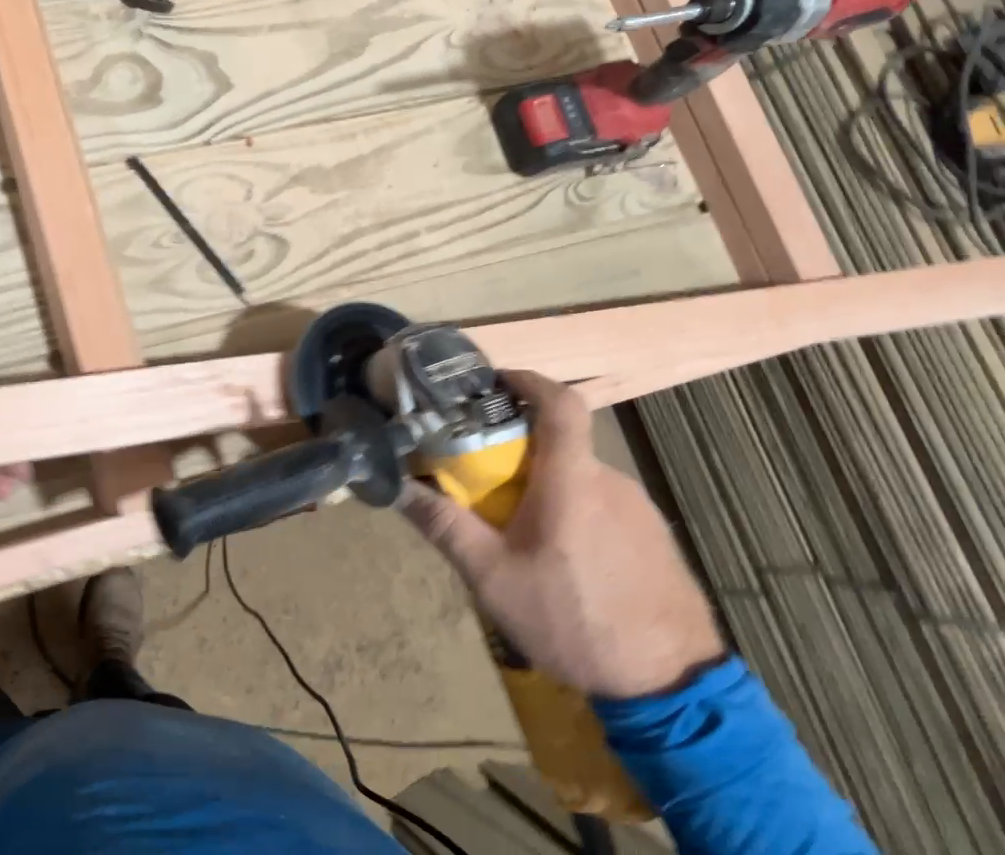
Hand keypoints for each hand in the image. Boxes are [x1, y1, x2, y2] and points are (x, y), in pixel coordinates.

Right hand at [398, 370, 724, 698]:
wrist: (669, 683)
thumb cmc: (571, 619)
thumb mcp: (491, 577)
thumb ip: (444, 526)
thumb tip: (395, 487)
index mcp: (573, 481)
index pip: (559, 403)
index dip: (526, 380)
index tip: (489, 381)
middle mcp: (611, 483)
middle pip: (557, 445)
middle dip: (511, 451)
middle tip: (472, 478)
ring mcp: (638, 511)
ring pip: (576, 478)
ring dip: (538, 486)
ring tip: (506, 527)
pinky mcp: (652, 538)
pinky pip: (599, 505)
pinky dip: (566, 510)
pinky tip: (551, 556)